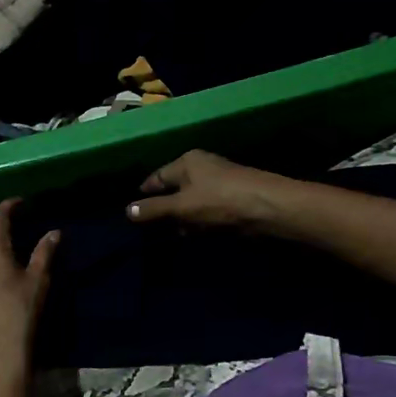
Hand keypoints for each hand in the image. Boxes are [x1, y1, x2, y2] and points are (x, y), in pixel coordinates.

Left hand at [0, 198, 58, 379]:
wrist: (0, 346)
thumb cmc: (22, 309)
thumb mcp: (39, 279)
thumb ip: (45, 252)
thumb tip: (54, 232)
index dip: (8, 206)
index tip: (21, 202)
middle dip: (2, 227)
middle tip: (22, 225)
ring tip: (13, 247)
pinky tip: (2, 269)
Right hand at [127, 150, 276, 228]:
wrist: (268, 208)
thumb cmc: (219, 202)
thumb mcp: (181, 207)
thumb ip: (153, 209)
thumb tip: (127, 211)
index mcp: (186, 162)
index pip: (156, 177)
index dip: (144, 194)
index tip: (133, 211)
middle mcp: (201, 168)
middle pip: (173, 190)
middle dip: (163, 210)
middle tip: (150, 229)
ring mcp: (218, 183)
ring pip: (190, 202)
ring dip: (182, 218)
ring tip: (173, 234)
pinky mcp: (231, 199)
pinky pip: (206, 210)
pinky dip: (199, 221)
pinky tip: (196, 234)